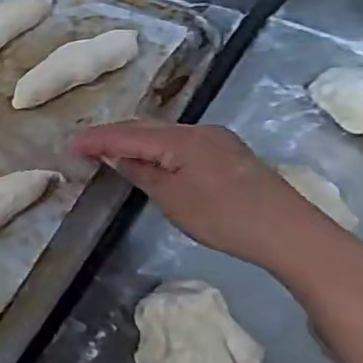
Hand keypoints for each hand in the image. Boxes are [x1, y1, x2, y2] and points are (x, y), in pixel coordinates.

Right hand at [72, 120, 346, 269]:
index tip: (69, 146)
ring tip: (110, 150)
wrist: (293, 235)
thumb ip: (141, 173)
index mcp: (181, 139)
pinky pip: (181, 141)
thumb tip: (117, 156)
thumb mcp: (172, 199)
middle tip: (84, 146)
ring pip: (164, 133)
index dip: (96, 140)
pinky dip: (157, 146)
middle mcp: (199, 131)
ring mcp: (218, 141)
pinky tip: (150, 157)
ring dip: (134, 139)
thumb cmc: (225, 218)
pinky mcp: (230, 154)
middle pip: (145, 127)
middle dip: (112, 134)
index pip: (126, 135)